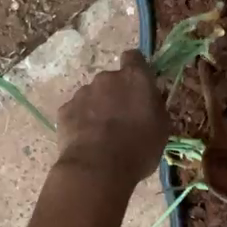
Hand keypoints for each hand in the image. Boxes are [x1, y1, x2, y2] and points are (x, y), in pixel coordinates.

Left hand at [53, 50, 169, 190]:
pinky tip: (86, 141)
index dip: (136, 68)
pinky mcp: (65, 110)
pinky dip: (81, 122)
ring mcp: (83, 93)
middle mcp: (107, 79)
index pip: (134, 57)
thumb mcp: (162, 129)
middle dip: (115, 95)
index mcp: (135, 79)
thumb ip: (155, 106)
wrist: (98, 169)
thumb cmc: (138, 149)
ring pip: (92, 96)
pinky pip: (76, 112)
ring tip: (101, 136)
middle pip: (112, 80)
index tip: (138, 85)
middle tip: (121, 120)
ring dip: (97, 109)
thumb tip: (149, 100)